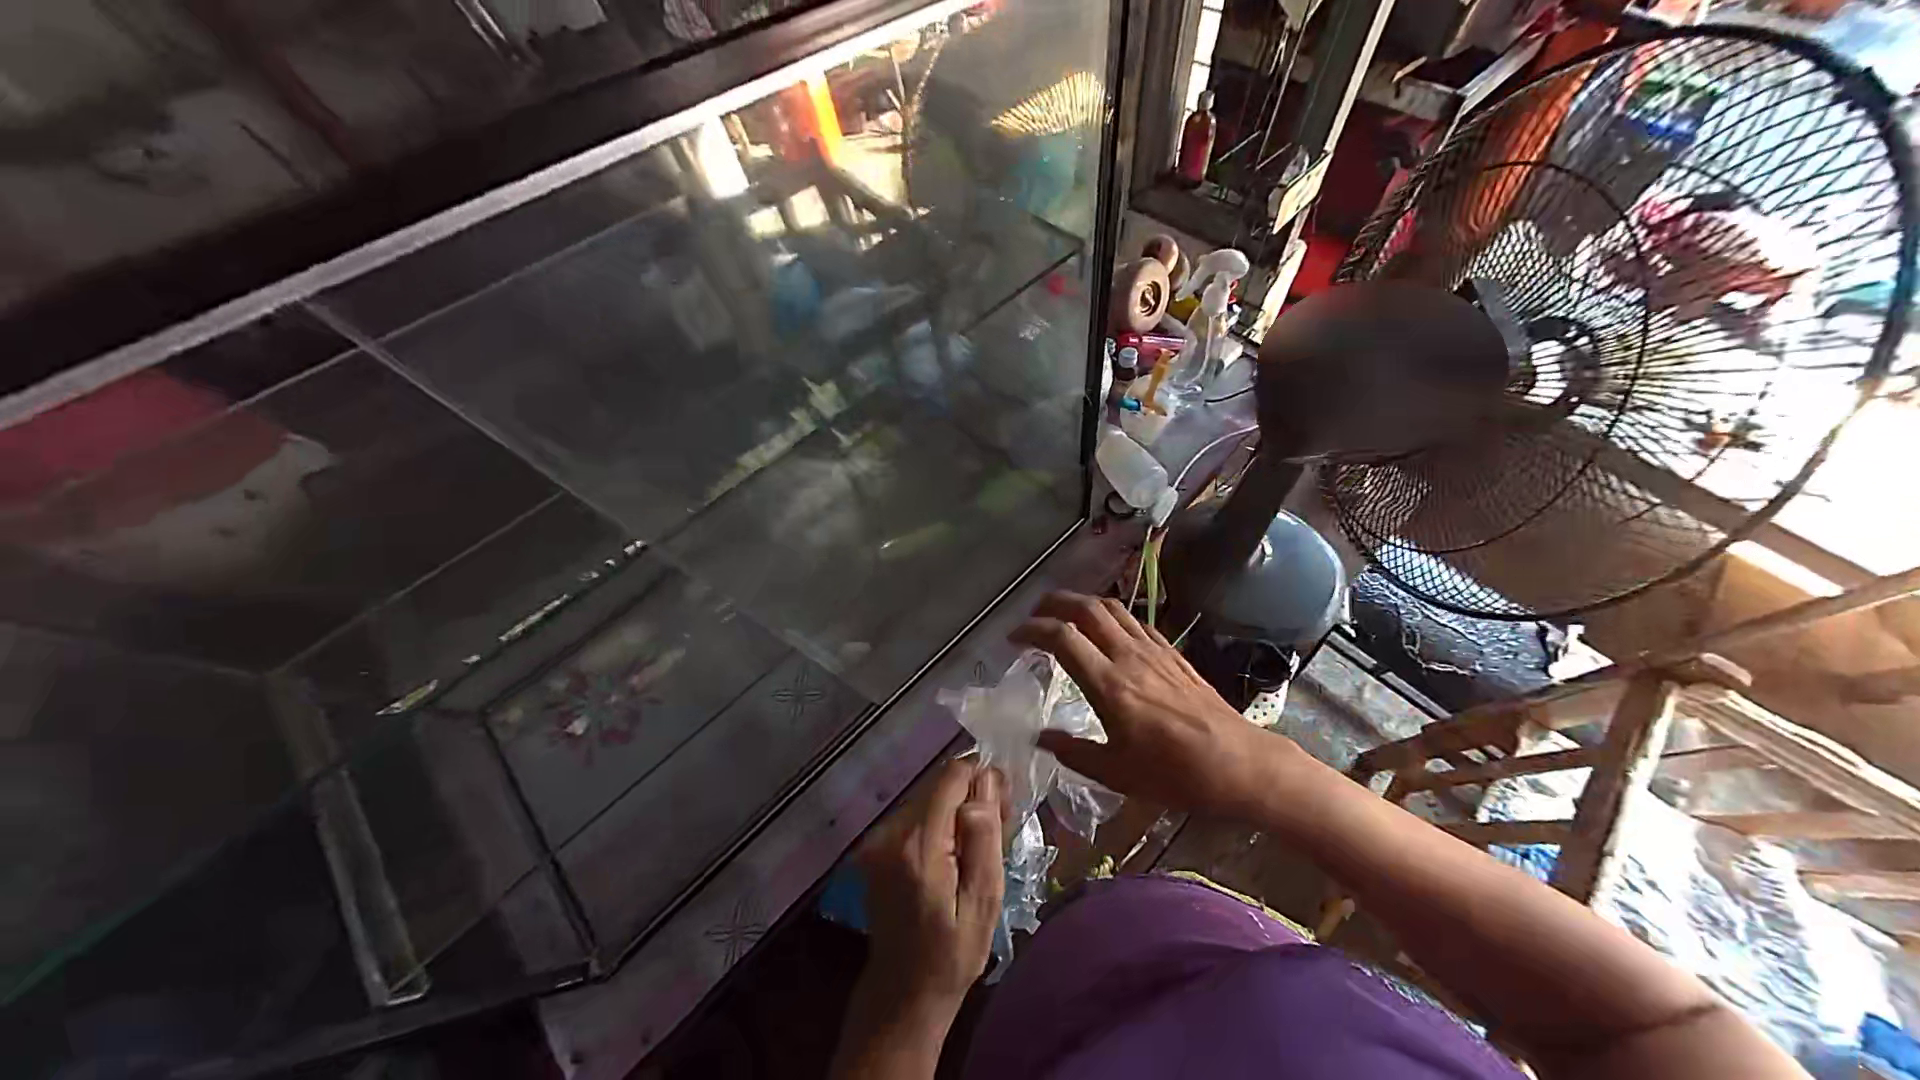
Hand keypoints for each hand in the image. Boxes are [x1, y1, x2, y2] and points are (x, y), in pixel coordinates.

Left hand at [859, 757, 1005, 1010]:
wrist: (902, 993)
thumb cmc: (952, 955)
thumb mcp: (984, 902)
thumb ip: (984, 838)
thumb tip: (986, 780)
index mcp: (919, 845)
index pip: (952, 776)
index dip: (983, 779)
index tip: (1003, 806)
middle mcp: (891, 832)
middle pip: (939, 782)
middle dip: (972, 795)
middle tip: (998, 828)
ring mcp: (878, 839)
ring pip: (928, 795)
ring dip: (956, 808)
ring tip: (976, 847)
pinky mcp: (876, 847)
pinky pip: (916, 814)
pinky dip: (938, 822)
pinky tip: (952, 854)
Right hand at [1011, 590, 1296, 818]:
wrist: (1239, 765)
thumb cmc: (1175, 775)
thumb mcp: (1116, 773)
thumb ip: (1073, 752)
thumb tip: (1040, 737)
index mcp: (1109, 686)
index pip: (1062, 638)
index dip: (1032, 630)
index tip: (1014, 638)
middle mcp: (1129, 657)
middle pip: (1086, 609)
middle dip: (1054, 603)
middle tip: (1034, 614)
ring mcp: (1154, 652)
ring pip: (1112, 608)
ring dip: (1082, 602)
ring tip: (1064, 613)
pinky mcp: (1173, 654)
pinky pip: (1136, 621)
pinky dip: (1112, 616)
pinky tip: (1107, 630)